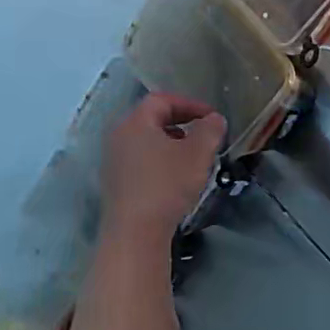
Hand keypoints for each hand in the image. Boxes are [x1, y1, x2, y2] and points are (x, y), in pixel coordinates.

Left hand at [101, 93, 226, 240]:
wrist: (135, 229)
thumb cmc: (167, 184)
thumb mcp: (197, 155)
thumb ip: (209, 131)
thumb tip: (215, 119)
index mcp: (136, 123)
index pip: (162, 100)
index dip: (190, 104)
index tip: (212, 117)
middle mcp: (119, 136)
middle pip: (151, 119)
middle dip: (181, 123)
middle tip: (204, 135)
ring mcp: (114, 160)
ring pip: (146, 141)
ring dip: (172, 143)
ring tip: (193, 158)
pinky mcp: (116, 181)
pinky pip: (141, 160)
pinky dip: (161, 160)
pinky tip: (176, 178)